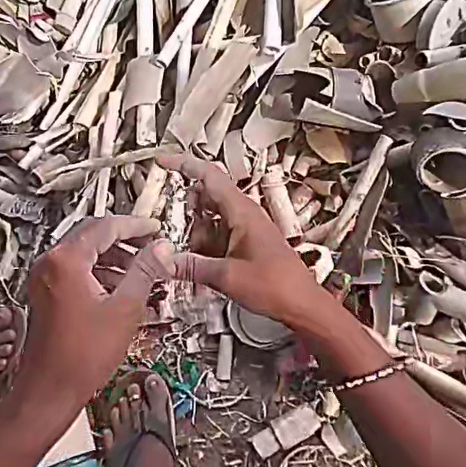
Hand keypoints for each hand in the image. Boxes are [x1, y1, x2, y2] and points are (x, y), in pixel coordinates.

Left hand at [14, 216, 173, 411]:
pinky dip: (99, 272)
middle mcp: (49, 264)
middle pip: (92, 235)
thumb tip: (161, 249)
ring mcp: (44, 279)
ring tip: (142, 269)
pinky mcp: (45, 294)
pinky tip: (120, 287)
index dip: (135, 226)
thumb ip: (145, 271)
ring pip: (84, 253)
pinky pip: (75, 271)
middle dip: (125, 240)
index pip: (106, 227)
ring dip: (113, 257)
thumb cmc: (80, 358)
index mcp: (66, 261)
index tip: (154, 229)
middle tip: (151, 246)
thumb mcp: (125, 309)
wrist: (48, 393)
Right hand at [158, 153, 335, 333]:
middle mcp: (244, 214)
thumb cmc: (277, 286)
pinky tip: (195, 263)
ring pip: (209, 218)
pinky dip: (203, 245)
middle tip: (166, 223)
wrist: (302, 305)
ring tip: (180, 252)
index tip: (163, 161)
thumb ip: (192, 266)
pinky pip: (217, 235)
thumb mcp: (227, 277)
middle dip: (183, 208)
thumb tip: (164, 259)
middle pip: (206, 196)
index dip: (184, 164)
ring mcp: (245, 228)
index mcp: (242, 211)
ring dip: (193, 232)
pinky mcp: (245, 243)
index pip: (209, 176)